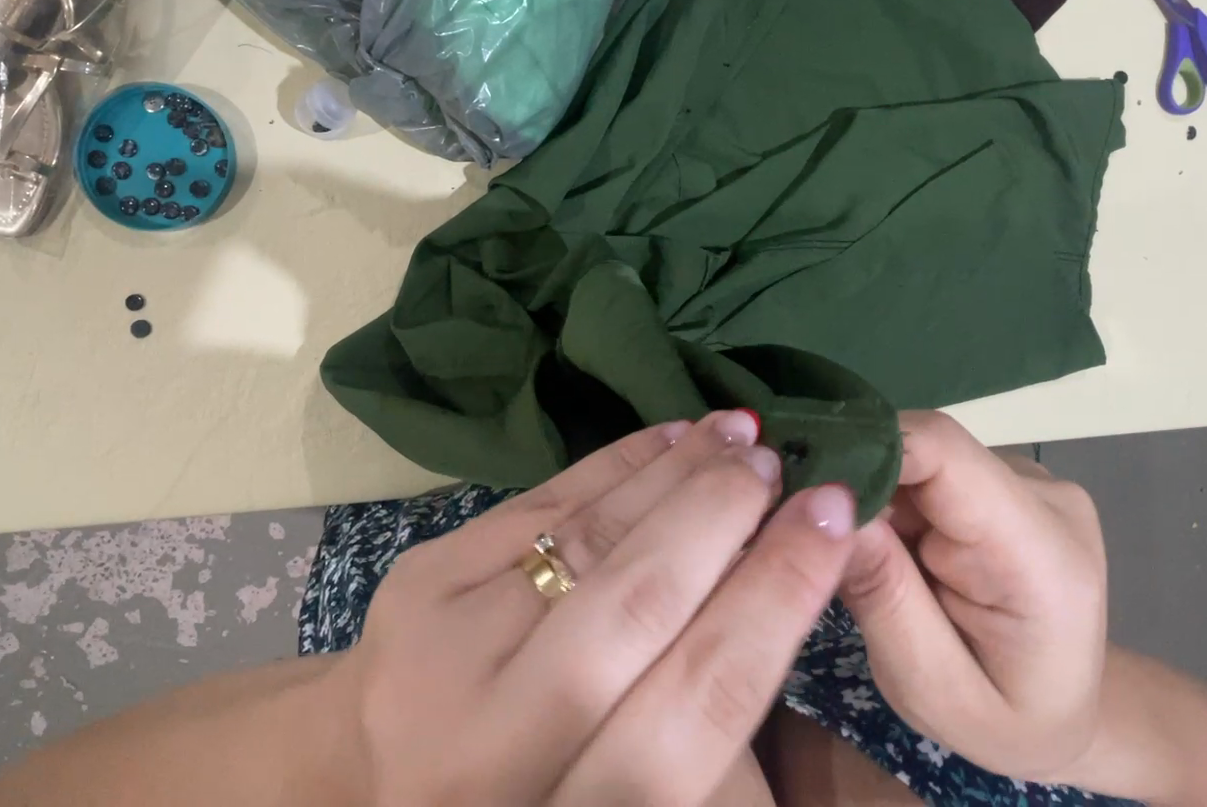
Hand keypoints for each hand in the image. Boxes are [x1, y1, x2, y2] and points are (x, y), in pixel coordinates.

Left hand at [325, 410, 859, 805]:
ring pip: (586, 540)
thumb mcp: (616, 787)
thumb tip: (766, 580)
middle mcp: (503, 741)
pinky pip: (535, 506)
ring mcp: (446, 649)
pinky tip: (663, 438)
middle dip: (720, 519)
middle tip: (781, 463)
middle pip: (636, 605)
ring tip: (736, 433)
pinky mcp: (419, 582)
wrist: (374, 765)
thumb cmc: (524, 784)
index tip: (832, 518)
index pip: (700, 701)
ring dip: (670, 477)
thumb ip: (687, 716)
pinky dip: (608, 466)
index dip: (775, 597)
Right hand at [839, 411, 1108, 779]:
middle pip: (920, 448)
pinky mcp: (1001, 477)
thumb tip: (824, 503)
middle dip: (857, 480)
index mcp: (1039, 554)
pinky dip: (889, 496)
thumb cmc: (998, 721)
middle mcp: (1041, 496)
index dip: (862, 446)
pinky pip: (924, 466)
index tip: (801, 483)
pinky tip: (888, 544)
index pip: (941, 451)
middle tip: (811, 533)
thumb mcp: (927, 684)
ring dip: (871, 492)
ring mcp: (1025, 480)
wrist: (1060, 719)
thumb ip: (881, 594)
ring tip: (857, 553)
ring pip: (916, 454)